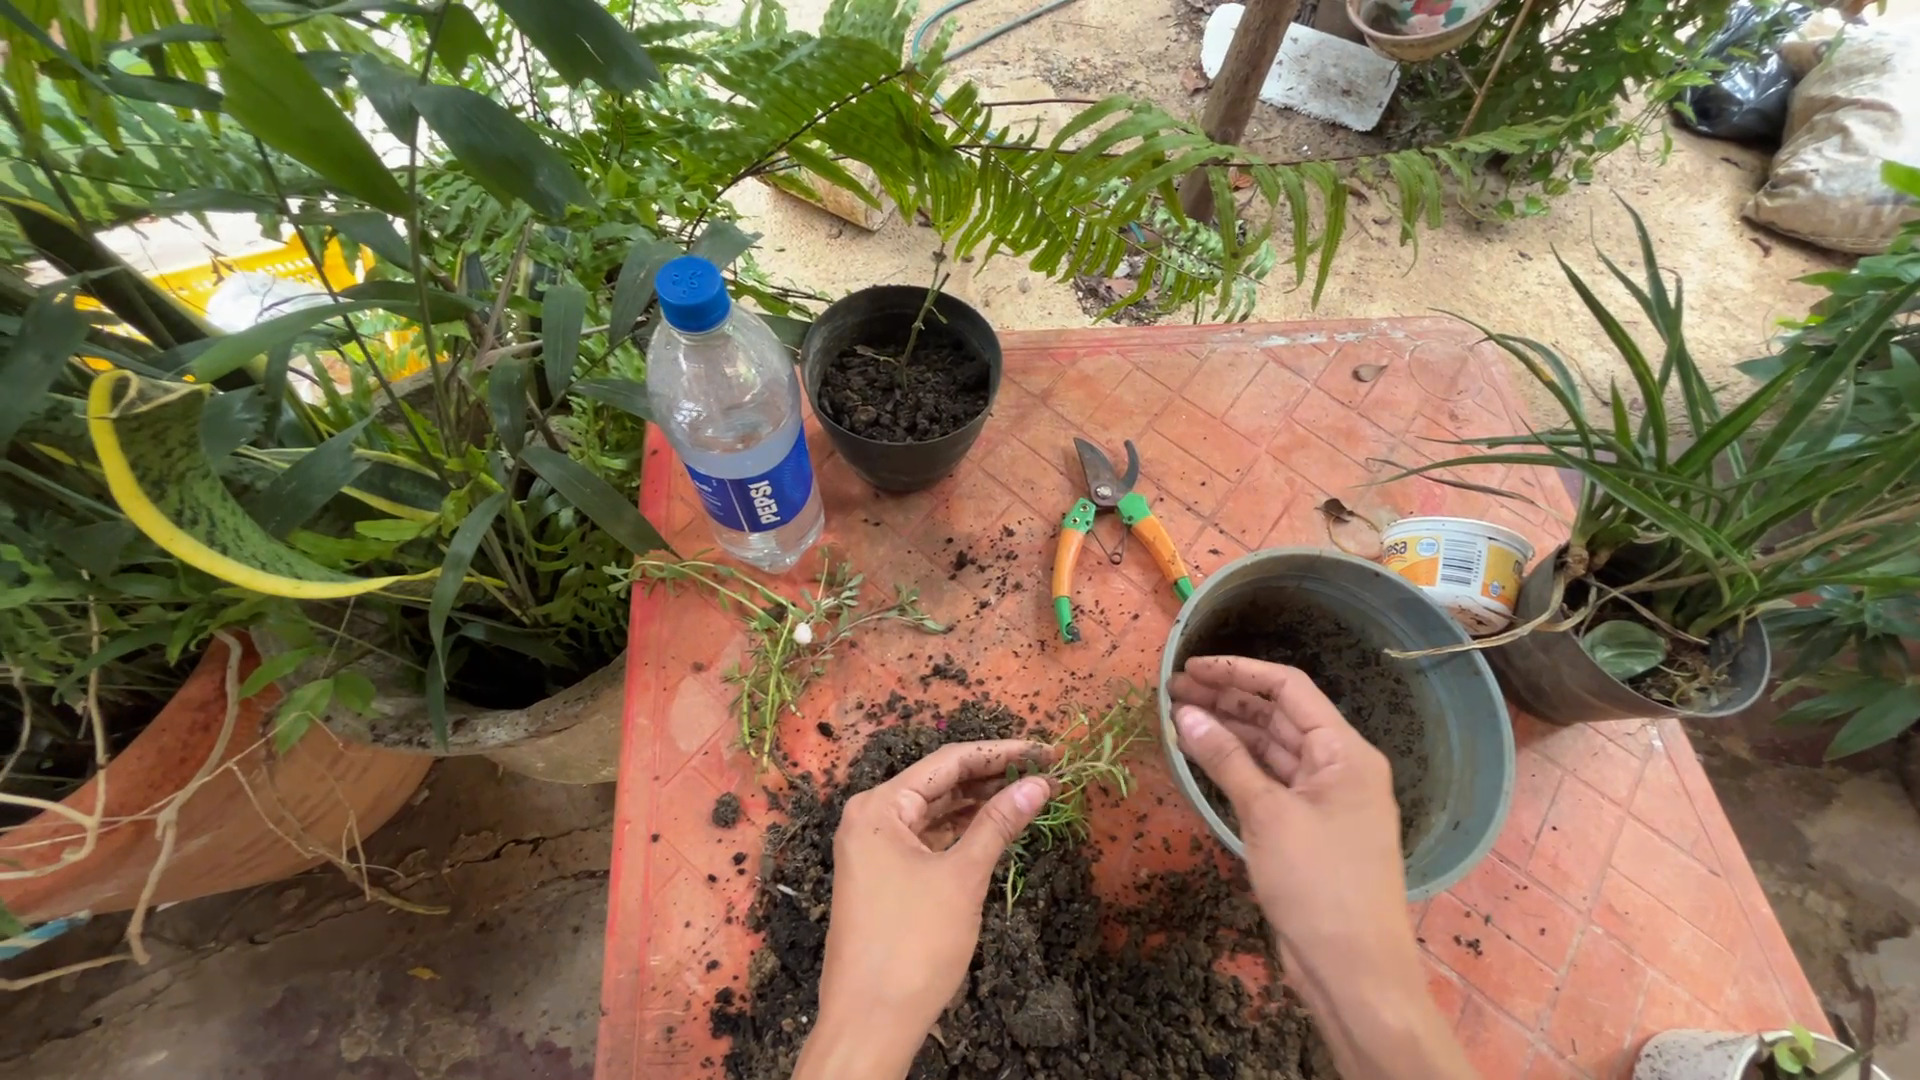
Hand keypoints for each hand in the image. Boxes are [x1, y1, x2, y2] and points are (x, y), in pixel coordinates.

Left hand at [796, 739, 1055, 1079]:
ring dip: (979, 803)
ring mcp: (875, 846)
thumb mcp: (962, 877)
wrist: (868, 1025)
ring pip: (936, 810)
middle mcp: (872, 816)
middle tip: (1044, 769)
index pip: (948, 761)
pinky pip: (928, 837)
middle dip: (992, 775)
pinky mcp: (884, 874)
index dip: (1000, 752)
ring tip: (1029, 792)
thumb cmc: (913, 945)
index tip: (1045, 750)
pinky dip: (961, 831)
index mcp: (880, 806)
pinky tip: (996, 825)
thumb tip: (1039, 783)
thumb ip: (999, 823)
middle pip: (941, 781)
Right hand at [1169, 656, 1416, 1006]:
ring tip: (1177, 717)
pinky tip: (1200, 755)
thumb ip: (1224, 758)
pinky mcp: (1304, 827)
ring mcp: (1321, 798)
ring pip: (1268, 748)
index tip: (1191, 668)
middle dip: (1226, 700)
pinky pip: (1266, 780)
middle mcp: (1337, 767)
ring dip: (1226, 731)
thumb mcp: (1267, 813)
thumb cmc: (1318, 882)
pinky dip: (1234, 766)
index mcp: (1345, 752)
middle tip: (1172, 691)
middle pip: (1277, 716)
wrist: (1354, 972)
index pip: (1289, 688)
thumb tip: (1183, 713)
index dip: (1238, 672)